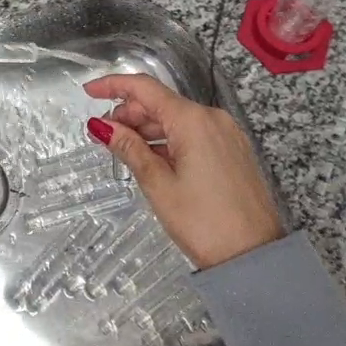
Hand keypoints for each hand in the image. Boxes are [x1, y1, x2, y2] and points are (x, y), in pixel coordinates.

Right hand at [84, 73, 283, 268]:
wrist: (257, 260)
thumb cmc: (203, 222)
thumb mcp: (157, 183)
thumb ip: (128, 147)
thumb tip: (100, 125)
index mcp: (192, 120)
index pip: (144, 88)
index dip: (113, 85)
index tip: (89, 91)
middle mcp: (212, 118)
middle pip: (161, 103)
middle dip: (128, 113)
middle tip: (103, 135)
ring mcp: (227, 134)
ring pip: (176, 119)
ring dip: (147, 129)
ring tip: (124, 150)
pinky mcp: (233, 152)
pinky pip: (193, 134)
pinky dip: (168, 140)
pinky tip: (153, 159)